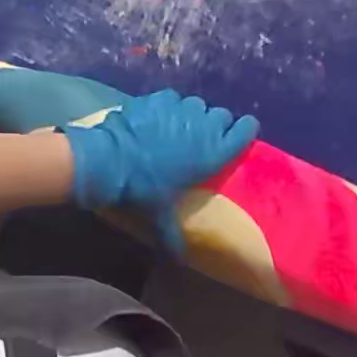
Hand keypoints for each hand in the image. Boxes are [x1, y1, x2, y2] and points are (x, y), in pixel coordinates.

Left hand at [62, 90, 257, 250]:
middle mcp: (203, 125)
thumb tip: (178, 258)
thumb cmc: (144, 189)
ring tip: (176, 125)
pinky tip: (155, 115)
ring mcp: (180, 108)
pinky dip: (166, 105)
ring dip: (189, 113)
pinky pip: (170, 98)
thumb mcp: (160, 214)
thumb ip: (172, 234)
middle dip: (214, 124)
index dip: (242, 130)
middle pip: (221, 115)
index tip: (236, 134)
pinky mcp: (157, 98)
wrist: (111, 160)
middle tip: (201, 136)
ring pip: (195, 104)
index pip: (245, 130)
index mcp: (214, 151)